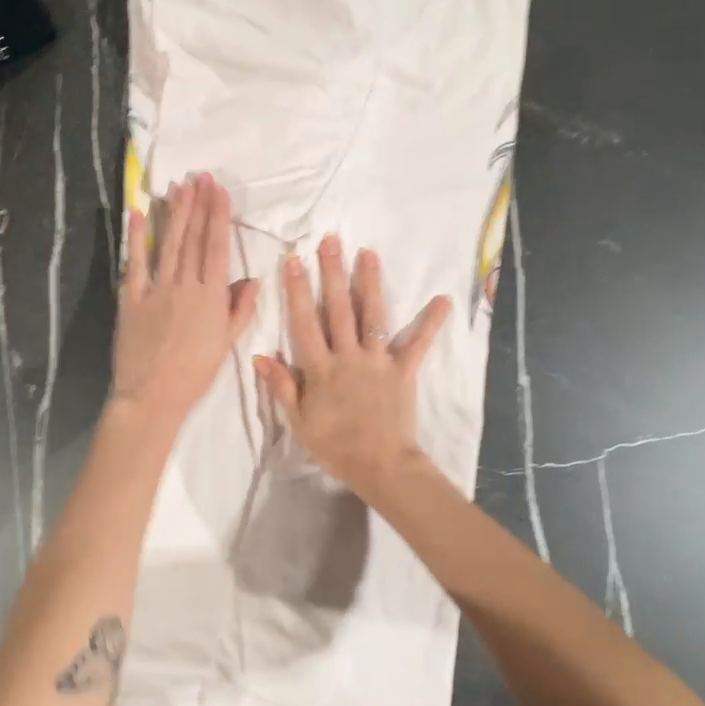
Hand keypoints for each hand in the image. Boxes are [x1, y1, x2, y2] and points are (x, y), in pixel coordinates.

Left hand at [111, 174, 260, 429]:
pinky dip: (137, 238)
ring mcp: (156, 290)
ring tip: (179, 186)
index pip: (217, 247)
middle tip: (200, 176)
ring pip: (169, 244)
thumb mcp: (226, 345)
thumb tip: (252, 280)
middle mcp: (185, 286)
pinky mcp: (131, 299)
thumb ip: (239, 310)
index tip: (219, 190)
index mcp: (211, 297)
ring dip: (175, 213)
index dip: (219, 216)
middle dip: (198, 205)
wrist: (153, 395)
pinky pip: (135, 264)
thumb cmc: (195, 375)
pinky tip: (139, 214)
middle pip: (193, 239)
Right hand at [254, 235, 451, 491]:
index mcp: (320, 369)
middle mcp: (348, 357)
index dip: (297, 291)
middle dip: (333, 273)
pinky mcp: (404, 371)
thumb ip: (281, 387)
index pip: (304, 323)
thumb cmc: (335, 447)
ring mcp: (378, 362)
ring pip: (373, 316)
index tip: (294, 261)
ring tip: (368, 252)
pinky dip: (431, 323)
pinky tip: (444, 300)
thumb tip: (260, 356)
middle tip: (330, 240)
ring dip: (370, 283)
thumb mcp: (299, 422)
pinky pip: (418, 344)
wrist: (379, 465)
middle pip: (338, 309)